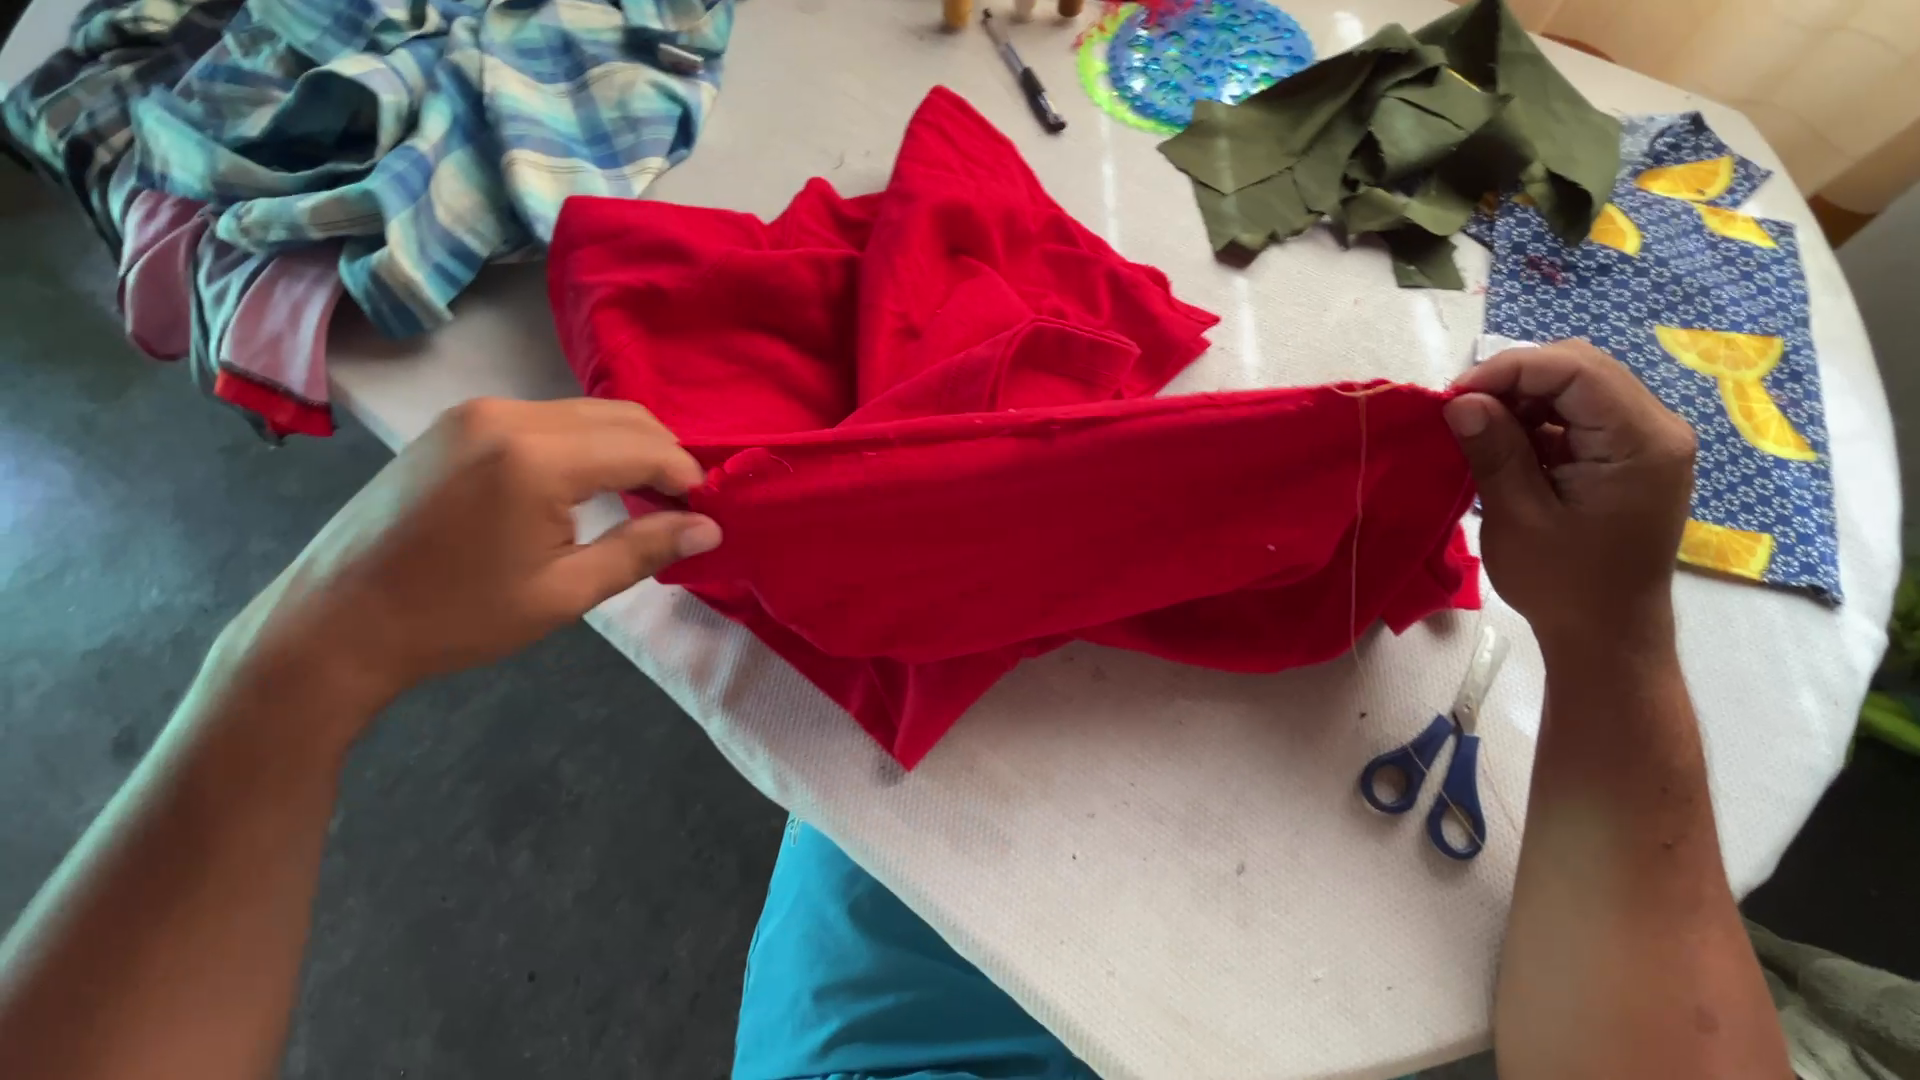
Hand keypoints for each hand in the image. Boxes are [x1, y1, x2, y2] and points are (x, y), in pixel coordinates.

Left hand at [211, 397, 719, 730]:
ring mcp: (477, 412)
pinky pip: (547, 416)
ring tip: (639, 495)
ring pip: (586, 411)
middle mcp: (509, 415)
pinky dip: (585, 441)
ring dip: (626, 445)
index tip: (705, 510)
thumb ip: (643, 550)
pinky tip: (586, 482)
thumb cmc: (457, 617)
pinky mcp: (457, 421)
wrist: (337, 620)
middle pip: (621, 416)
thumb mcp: (564, 593)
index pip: (644, 448)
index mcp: (537, 458)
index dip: (685, 476)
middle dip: (663, 455)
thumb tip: (709, 528)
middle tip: (679, 504)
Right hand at [1446, 341, 1695, 649]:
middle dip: (1513, 379)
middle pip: (1581, 368)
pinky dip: (1536, 420)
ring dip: (1522, 399)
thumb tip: (1461, 400)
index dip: (1509, 369)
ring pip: (1578, 387)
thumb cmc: (1563, 582)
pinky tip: (1504, 445)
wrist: (1607, 633)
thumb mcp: (1518, 516)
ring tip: (1476, 428)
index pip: (1576, 369)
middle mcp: (1656, 429)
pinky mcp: (1628, 457)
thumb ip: (1495, 451)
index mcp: (1640, 441)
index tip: (1453, 397)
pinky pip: (1580, 415)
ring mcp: (1646, 442)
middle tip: (1459, 409)